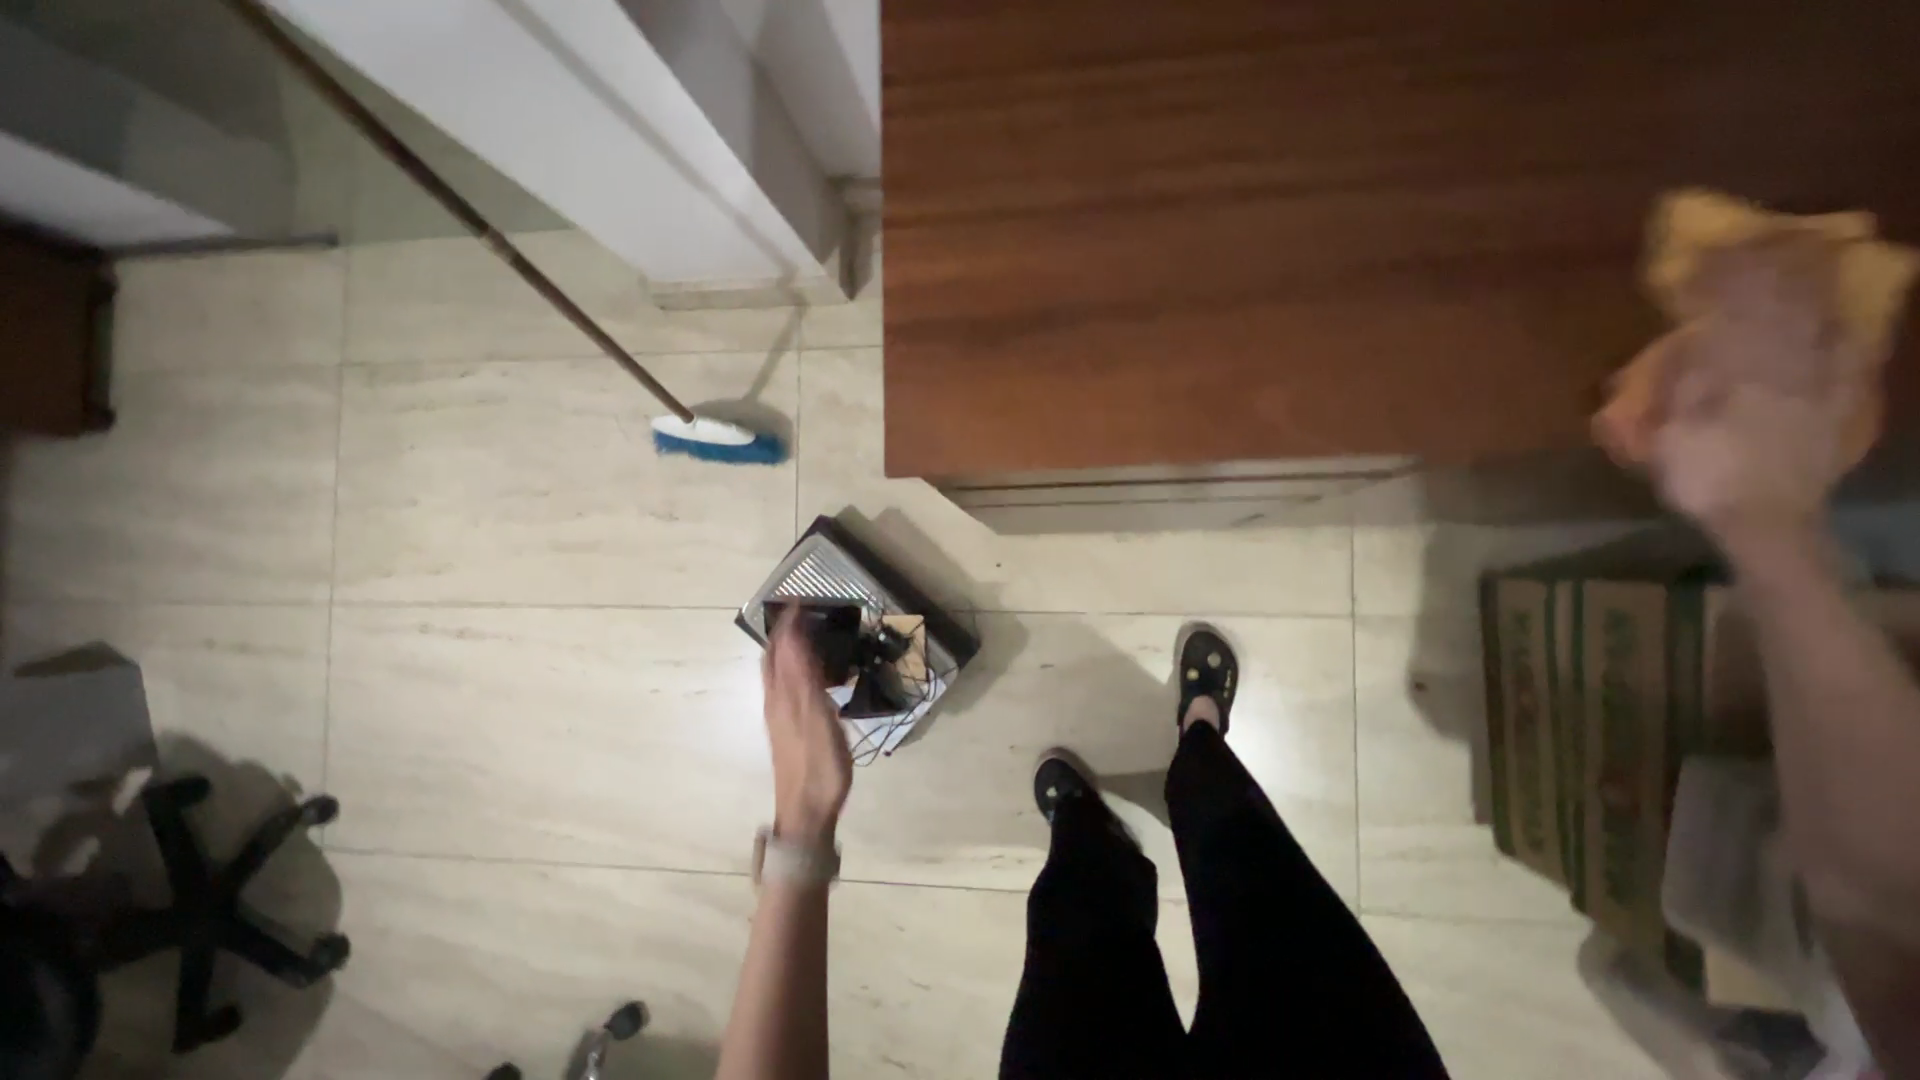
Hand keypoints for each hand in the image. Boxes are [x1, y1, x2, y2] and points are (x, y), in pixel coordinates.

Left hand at [761, 609, 852, 846]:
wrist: (805, 812)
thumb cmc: (818, 767)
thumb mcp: (819, 720)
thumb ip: (806, 678)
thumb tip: (793, 637)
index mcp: (784, 695)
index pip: (781, 648)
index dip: (789, 623)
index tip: (800, 600)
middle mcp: (776, 701)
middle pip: (774, 659)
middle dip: (784, 634)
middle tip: (804, 615)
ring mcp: (780, 717)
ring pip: (779, 673)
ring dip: (790, 651)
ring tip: (810, 638)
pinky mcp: (788, 730)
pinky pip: (787, 687)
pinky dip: (797, 670)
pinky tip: (813, 677)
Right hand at [1648, 236, 1864, 545]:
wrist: (1766, 518)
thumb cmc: (1701, 474)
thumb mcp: (1671, 427)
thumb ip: (1685, 378)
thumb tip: (1694, 334)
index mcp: (1740, 369)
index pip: (1735, 309)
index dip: (1724, 277)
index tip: (1711, 249)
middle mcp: (1788, 363)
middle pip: (1785, 305)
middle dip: (1775, 270)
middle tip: (1767, 236)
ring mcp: (1822, 379)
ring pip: (1821, 318)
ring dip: (1813, 285)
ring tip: (1808, 252)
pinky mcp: (1844, 399)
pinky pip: (1851, 349)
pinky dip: (1846, 322)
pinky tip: (1843, 309)